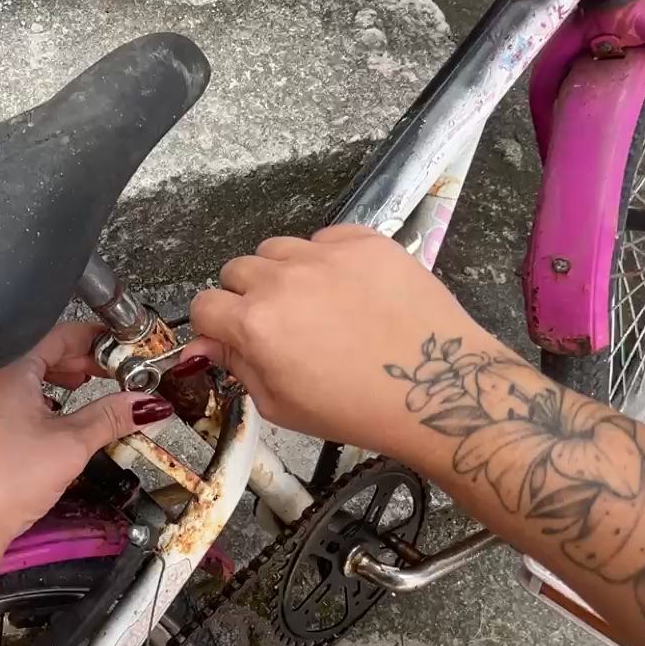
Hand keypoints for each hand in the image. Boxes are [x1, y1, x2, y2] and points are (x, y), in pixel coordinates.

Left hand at [0, 323, 172, 552]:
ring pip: (31, 372)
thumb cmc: (7, 479)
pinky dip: (44, 395)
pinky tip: (59, 412)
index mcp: (10, 365)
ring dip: (64, 377)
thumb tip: (148, 404)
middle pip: (46, 350)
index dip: (99, 341)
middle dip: (85, 360)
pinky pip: (17, 392)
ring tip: (91, 387)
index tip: (126, 351)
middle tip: (118, 372)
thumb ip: (111, 418)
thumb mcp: (70, 444)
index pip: (62, 334)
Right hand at [182, 225, 509, 459]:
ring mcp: (324, 255)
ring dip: (282, 272)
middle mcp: (282, 281)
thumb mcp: (279, 405)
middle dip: (246, 295)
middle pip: (236, 270)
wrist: (441, 389)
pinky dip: (325, 257)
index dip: (214, 324)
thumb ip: (236, 366)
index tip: (231, 335)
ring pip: (276, 248)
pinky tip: (346, 287)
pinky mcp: (363, 241)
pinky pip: (323, 237)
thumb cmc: (356, 408)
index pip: (204, 305)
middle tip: (278, 321)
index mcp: (255, 324)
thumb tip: (205, 345)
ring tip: (314, 300)